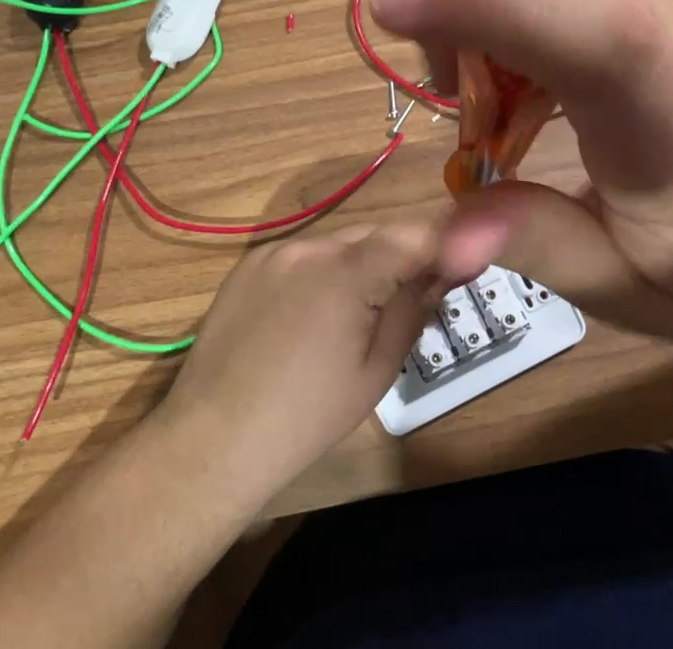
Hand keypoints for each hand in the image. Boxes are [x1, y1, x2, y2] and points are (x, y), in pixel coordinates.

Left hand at [154, 224, 482, 493]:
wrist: (214, 438)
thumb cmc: (307, 415)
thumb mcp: (377, 369)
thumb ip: (412, 309)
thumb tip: (441, 273)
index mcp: (345, 272)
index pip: (413, 234)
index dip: (443, 247)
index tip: (457, 270)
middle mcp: (308, 247)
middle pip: (375, 234)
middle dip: (401, 257)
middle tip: (411, 299)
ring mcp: (272, 253)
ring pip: (338, 244)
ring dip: (361, 265)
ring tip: (356, 316)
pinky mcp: (247, 266)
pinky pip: (303, 256)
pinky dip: (322, 273)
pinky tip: (313, 317)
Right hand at [370, 0, 672, 347]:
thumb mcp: (630, 285)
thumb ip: (533, 243)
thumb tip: (434, 240)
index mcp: (668, 112)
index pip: (577, 18)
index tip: (388, 11)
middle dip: (464, 0)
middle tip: (441, 91)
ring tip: (480, 87)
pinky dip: (528, 3)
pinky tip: (531, 76)